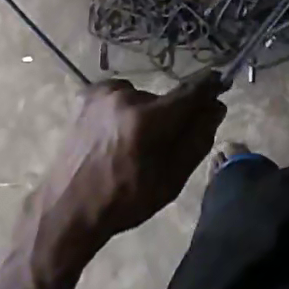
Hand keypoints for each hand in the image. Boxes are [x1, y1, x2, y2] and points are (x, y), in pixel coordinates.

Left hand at [27, 71, 226, 258]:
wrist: (68, 208)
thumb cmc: (124, 200)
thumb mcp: (170, 180)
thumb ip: (196, 140)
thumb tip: (216, 107)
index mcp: (147, 121)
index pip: (189, 93)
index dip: (208, 86)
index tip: (220, 80)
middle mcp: (126, 97)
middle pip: (165, 101)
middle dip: (170, 118)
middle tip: (161, 146)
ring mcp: (104, 93)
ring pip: (143, 99)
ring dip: (145, 115)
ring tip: (131, 145)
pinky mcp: (89, 93)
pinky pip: (122, 96)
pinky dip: (125, 110)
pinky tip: (114, 135)